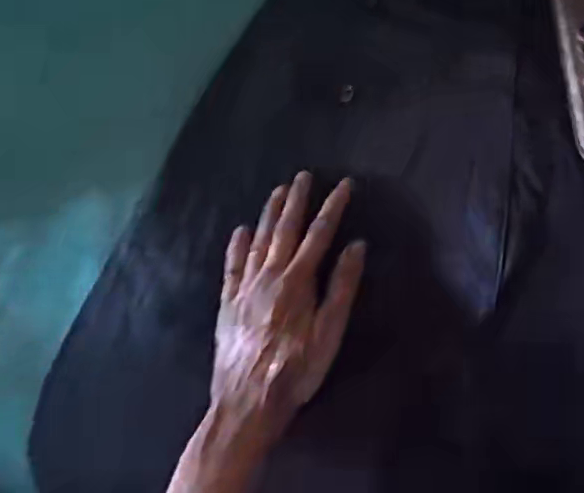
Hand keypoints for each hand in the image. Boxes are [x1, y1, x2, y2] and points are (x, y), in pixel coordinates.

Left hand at [211, 171, 365, 439]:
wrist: (245, 407)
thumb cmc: (296, 368)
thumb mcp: (329, 332)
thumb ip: (342, 286)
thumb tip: (356, 245)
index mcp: (298, 281)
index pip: (319, 233)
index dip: (333, 206)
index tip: (345, 184)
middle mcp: (270, 276)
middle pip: (285, 230)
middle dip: (297, 200)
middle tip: (303, 175)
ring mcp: (245, 290)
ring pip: (259, 242)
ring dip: (270, 214)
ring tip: (277, 191)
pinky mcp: (228, 305)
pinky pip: (232, 268)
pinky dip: (237, 247)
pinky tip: (240, 231)